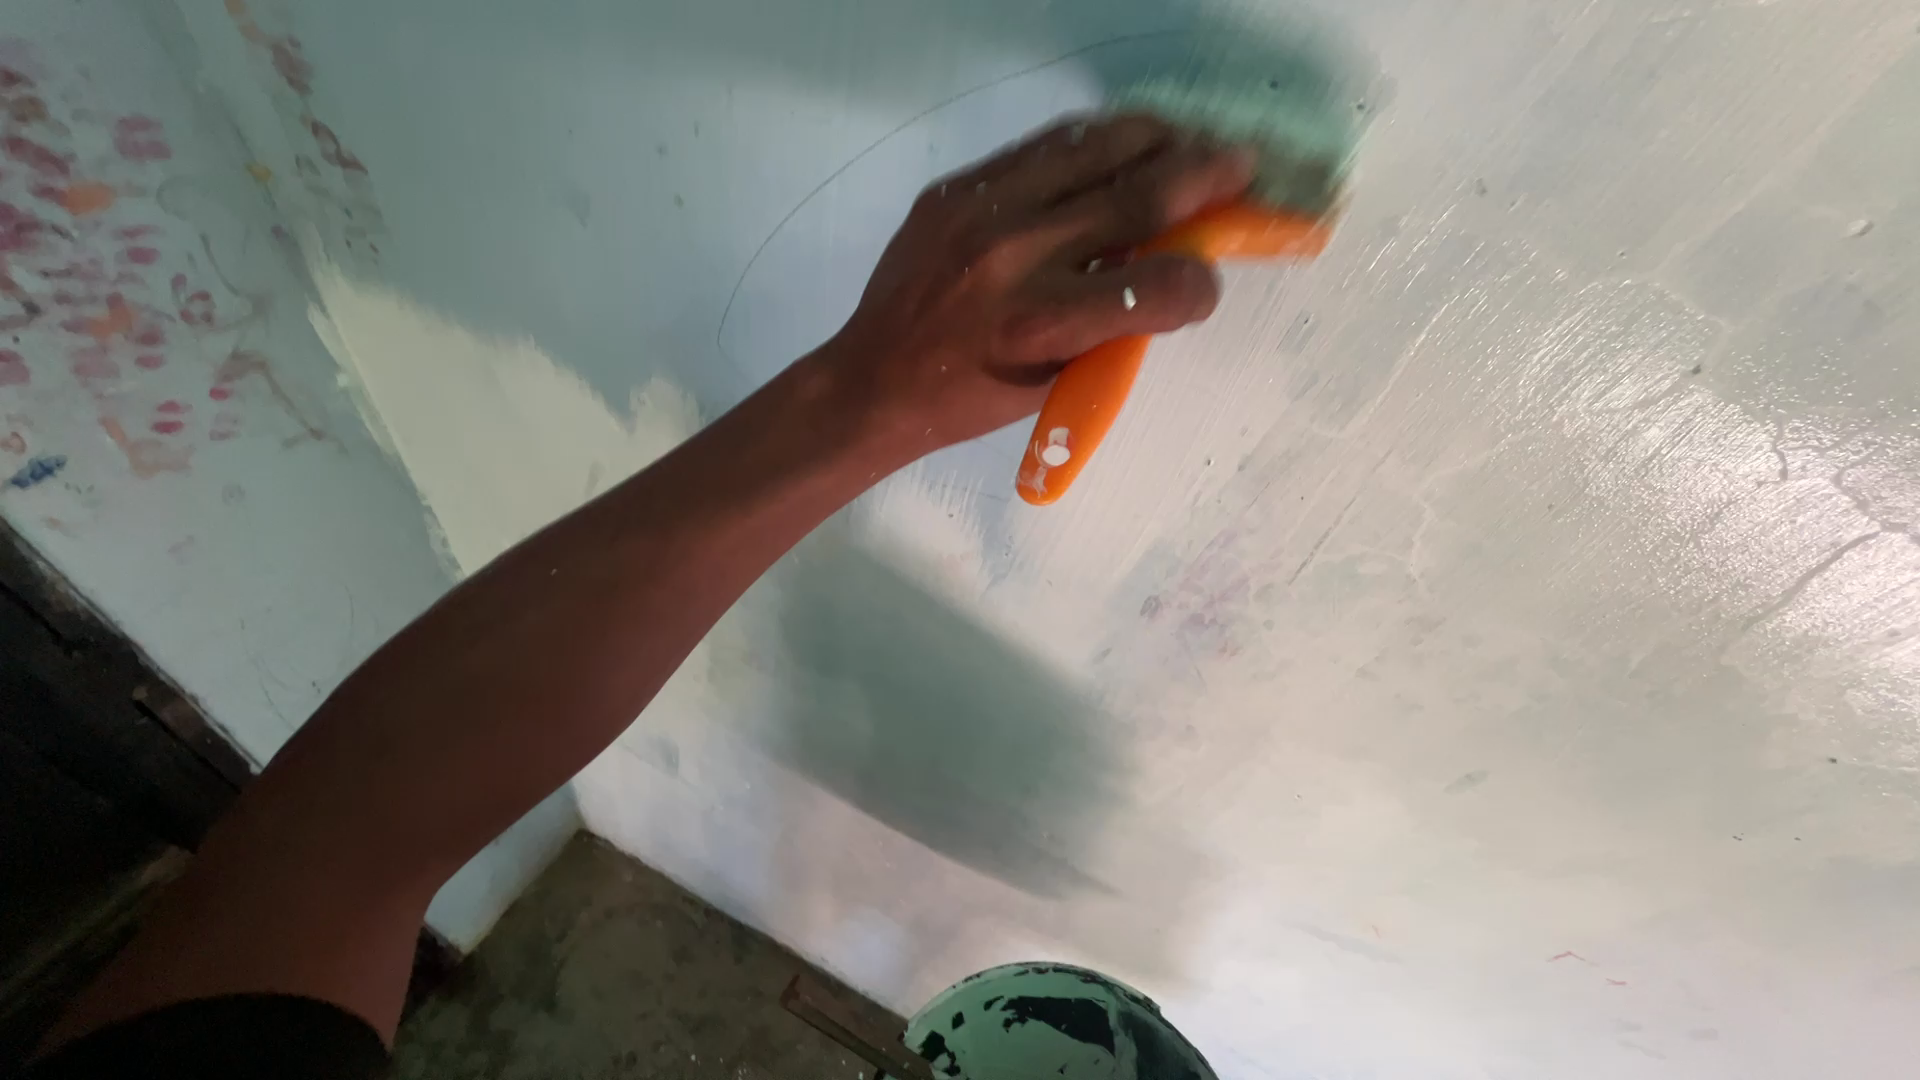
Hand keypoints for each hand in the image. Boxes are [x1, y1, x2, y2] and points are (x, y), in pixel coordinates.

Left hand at [819, 113, 1255, 457]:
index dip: (1200, 286)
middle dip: (1208, 176)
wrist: (873, 379)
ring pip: (1095, 147)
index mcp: (1041, 326)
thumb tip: (1166, 270)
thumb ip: (1109, 330)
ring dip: (1157, 140)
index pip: (1159, 287)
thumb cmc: (966, 401)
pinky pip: (1042, 148)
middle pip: (1139, 194)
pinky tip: (1116, 152)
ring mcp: (980, 211)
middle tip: (1242, 166)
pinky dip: (1092, 146)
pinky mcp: (955, 188)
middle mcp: (1016, 256)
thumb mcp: (1048, 384)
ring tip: (1186, 144)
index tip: (1205, 285)